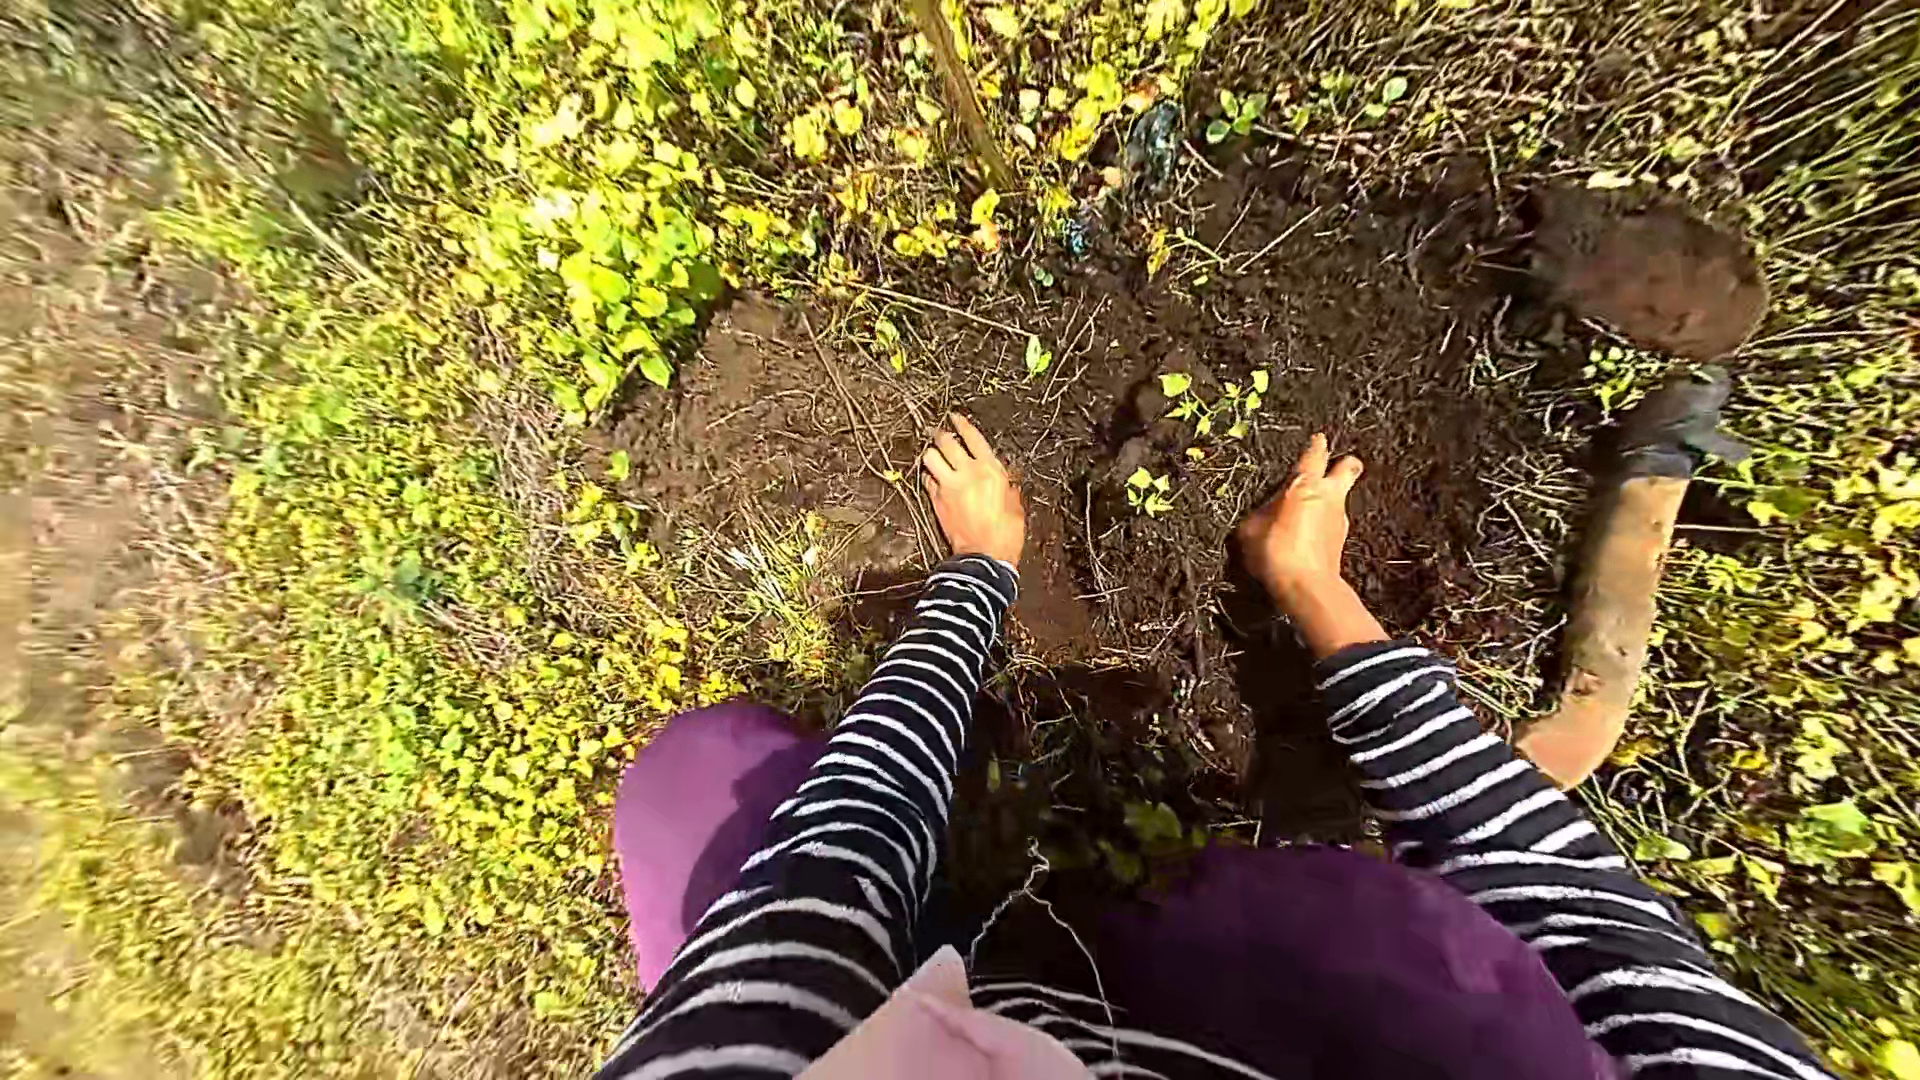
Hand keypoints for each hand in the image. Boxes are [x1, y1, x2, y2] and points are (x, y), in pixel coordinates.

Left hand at [922, 413, 1025, 567]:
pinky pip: (927, 480)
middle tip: (940, 434)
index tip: (954, 417)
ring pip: (930, 458)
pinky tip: (934, 478)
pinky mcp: (936, 501)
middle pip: (946, 442)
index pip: (972, 438)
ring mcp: (948, 486)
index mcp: (990, 470)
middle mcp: (967, 473)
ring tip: (935, 455)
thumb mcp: (1015, 505)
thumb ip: (1007, 485)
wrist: (985, 556)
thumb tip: (1005, 477)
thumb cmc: (1006, 533)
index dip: (962, 424)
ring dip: (932, 454)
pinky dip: (929, 476)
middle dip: (942, 435)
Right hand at [1236, 432, 1364, 607]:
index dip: (1315, 444)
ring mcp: (1338, 518)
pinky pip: (1331, 521)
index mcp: (1304, 485)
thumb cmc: (1275, 551)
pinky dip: (1321, 522)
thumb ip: (1259, 513)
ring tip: (1304, 508)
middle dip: (1342, 463)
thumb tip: (1265, 513)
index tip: (1317, 438)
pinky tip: (1304, 533)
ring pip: (1339, 497)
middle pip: (1348, 467)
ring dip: (1327, 498)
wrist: (1305, 586)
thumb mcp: (1249, 529)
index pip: (1314, 454)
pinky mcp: (1339, 540)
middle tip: (1330, 465)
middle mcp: (1328, 496)